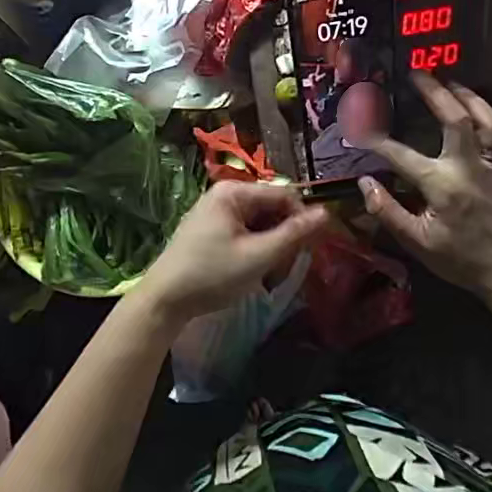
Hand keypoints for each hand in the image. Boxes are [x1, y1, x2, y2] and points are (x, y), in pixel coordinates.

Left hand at [134, 182, 329, 322]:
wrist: (164, 299)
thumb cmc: (212, 274)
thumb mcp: (259, 256)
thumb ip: (294, 233)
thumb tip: (326, 212)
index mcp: (233, 192)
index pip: (285, 194)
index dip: (302, 220)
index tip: (306, 250)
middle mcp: (224, 194)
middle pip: (272, 208)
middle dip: (284, 237)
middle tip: (282, 268)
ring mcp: (214, 212)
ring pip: (260, 223)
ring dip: (271, 247)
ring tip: (267, 274)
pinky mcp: (209, 230)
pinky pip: (244, 232)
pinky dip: (254, 250)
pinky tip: (252, 272)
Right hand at [360, 73, 491, 296]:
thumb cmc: (458, 258)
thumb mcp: (416, 241)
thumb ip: (387, 210)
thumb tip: (365, 183)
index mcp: (442, 185)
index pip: (401, 155)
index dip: (377, 141)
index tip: (360, 129)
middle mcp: (470, 167)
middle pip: (456, 118)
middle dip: (436, 93)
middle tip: (418, 75)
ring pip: (489, 120)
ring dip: (469, 97)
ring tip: (451, 83)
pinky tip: (490, 113)